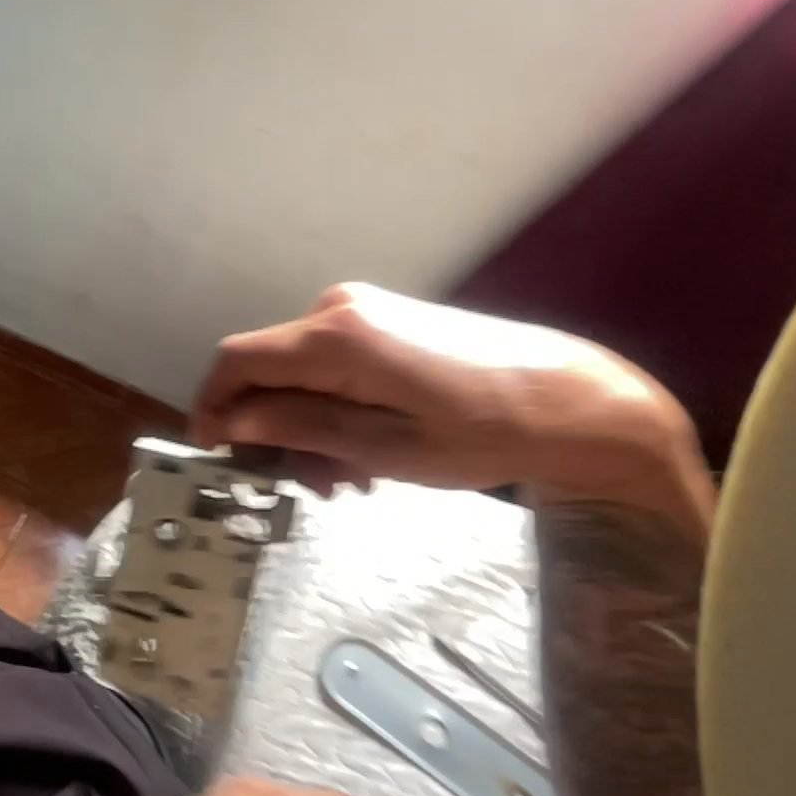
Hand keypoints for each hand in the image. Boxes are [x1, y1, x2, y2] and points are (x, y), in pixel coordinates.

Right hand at [192, 283, 711, 519]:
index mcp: (336, 338)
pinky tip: (362, 448)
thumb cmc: (487, 434)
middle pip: (268, 368)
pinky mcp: (383, 320)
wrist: (583, 402)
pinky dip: (330, 405)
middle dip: (271, 427)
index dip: (211, 404)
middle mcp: (338, 310)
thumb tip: (231, 422)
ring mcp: (363, 311)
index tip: (212, 450)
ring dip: (304, 424)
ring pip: (298, 370)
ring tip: (345, 479)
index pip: (238, 360)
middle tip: (306, 484)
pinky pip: (330, 363)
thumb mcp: (386, 448)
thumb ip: (300, 428)